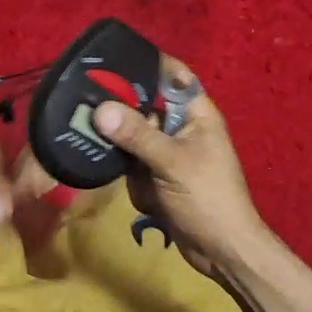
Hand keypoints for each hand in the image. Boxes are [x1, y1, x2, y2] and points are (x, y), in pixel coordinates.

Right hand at [92, 57, 268, 276]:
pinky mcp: (160, 177)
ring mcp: (170, 153)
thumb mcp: (171, 162)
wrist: (223, 254)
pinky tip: (139, 193)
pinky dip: (134, 180)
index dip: (145, 62)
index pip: (171, 74)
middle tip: (88, 105)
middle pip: (145, 105)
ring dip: (127, 154)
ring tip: (108, 153)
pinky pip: (135, 166)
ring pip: (134, 137)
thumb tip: (101, 109)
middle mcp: (182, 127)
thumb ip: (137, 134)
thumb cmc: (208, 198)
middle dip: (123, 112)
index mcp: (196, 113)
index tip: (110, 57)